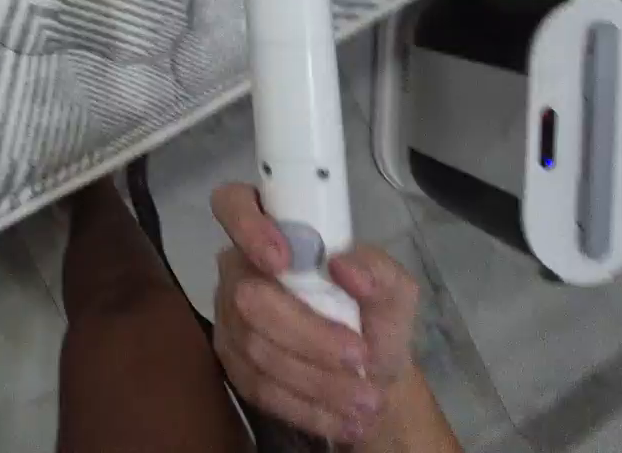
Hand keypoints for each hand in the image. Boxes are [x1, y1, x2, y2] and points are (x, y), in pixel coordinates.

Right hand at [210, 182, 420, 443]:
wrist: (369, 374)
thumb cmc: (373, 313)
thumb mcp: (393, 290)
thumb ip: (378, 271)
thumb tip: (346, 268)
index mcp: (270, 225)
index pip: (233, 204)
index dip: (247, 228)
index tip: (284, 260)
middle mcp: (238, 263)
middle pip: (246, 293)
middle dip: (305, 332)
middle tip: (359, 356)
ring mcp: (228, 313)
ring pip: (254, 345)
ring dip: (315, 379)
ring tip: (367, 399)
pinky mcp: (232, 360)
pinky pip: (257, 385)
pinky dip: (305, 406)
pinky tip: (342, 418)